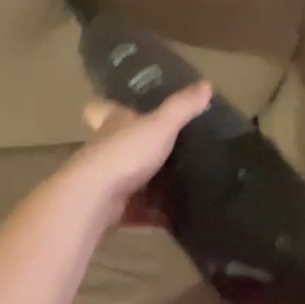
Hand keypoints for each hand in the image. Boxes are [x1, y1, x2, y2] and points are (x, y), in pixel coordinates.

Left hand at [67, 82, 211, 225]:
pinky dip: (156, 216)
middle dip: (142, 152)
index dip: (111, 107)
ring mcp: (107, 182)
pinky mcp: (112, 210)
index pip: (103, 109)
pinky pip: (139, 212)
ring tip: (185, 188)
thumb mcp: (161, 125)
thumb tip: (207, 84)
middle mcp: (106, 150)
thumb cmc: (126, 152)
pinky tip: (177, 219)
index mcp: (113, 124)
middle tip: (175, 155)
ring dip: (152, 187)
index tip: (127, 109)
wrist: (97, 198)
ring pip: (131, 182)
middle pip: (121, 147)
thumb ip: (182, 108)